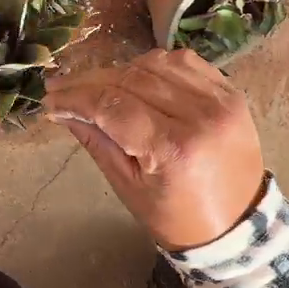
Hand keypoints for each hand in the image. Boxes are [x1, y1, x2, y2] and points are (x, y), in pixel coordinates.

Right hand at [45, 49, 265, 249]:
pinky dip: (154, 65)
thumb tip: (60, 110)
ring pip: (155, 63)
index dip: (75, 98)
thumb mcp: (127, 186)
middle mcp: (199, 116)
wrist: (238, 225)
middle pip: (130, 79)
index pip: (111, 105)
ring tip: (97, 86)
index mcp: (172, 149)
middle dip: (89, 81)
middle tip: (61, 88)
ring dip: (119, 70)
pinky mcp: (230, 93)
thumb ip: (96, 141)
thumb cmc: (176, 216)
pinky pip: (184, 62)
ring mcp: (220, 100)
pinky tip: (135, 78)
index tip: (49, 100)